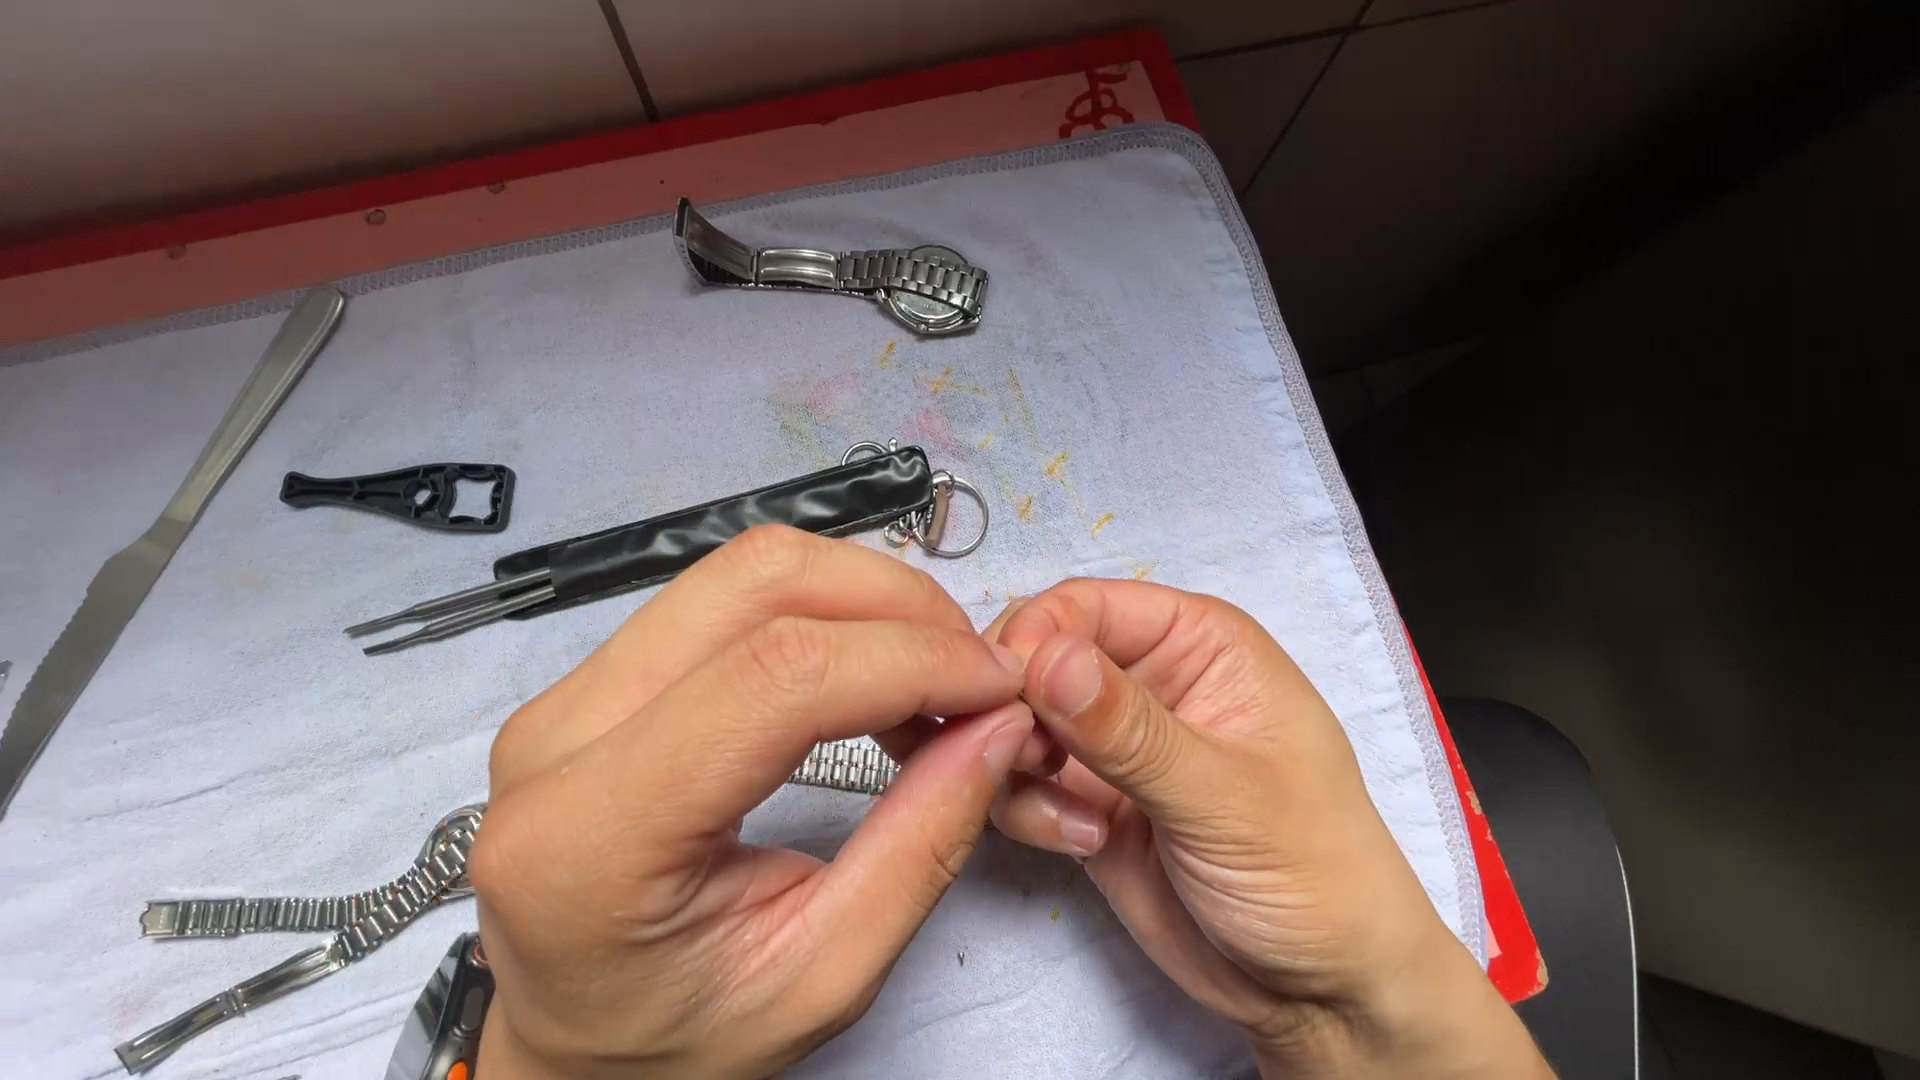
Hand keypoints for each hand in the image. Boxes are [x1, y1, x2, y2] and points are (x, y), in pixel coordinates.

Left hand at [470, 526, 1038, 1079]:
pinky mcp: (601, 675)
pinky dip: (828, 612)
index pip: (778, 678)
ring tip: (931, 670)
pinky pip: (732, 598)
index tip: (998, 684)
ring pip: (748, 570)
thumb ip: (921, 843)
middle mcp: (564, 731)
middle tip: (972, 667)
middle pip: (759, 582)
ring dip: (866, 597)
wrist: (566, 1047)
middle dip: (897, 601)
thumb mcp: (825, 976)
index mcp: (596, 833)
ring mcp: (573, 690)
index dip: (911, 659)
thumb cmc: (679, 1041)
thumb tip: (999, 725)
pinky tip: (873, 671)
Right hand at [985, 580, 1553, 1078]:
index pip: (1086, 604)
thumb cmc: (1311, 873)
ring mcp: (1108, 741)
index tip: (1004, 693)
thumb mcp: (1225, 797)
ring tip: (1072, 816)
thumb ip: (1130, 729)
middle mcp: (1144, 677)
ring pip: (1018, 717)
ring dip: (1019, 762)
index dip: (1037, 635)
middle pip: (1038, 654)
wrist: (1318, 990)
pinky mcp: (1084, 796)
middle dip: (1017, 704)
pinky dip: (1029, 808)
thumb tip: (1045, 657)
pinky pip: (1018, 778)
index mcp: (1195, 642)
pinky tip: (1083, 843)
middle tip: (1027, 759)